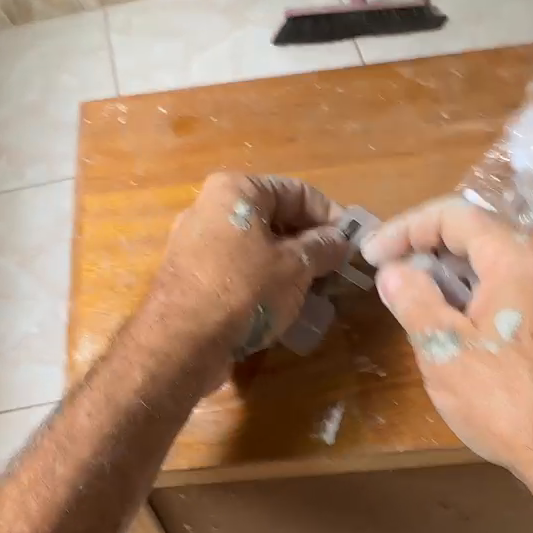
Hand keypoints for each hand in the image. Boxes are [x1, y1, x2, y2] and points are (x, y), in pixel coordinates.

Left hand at [147, 173, 349, 359]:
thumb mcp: (294, 267)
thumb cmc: (243, 290)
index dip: (330, 217)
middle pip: (274, 220)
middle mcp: (209, 209)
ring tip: (314, 293)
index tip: (351, 244)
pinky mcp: (191, 280)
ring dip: (288, 268)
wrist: (182, 343)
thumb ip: (322, 248)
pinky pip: (237, 273)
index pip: (297, 192)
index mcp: (235, 190)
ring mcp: (195, 246)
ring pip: (256, 250)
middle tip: (335, 272)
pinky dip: (262, 285)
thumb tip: (340, 241)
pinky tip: (281, 308)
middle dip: (308, 245)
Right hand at [363, 197, 532, 481]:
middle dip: (424, 250)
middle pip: (474, 233)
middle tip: (386, 276)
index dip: (403, 230)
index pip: (451, 216)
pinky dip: (471, 294)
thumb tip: (393, 272)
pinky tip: (449, 323)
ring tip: (409, 300)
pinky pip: (507, 287)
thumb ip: (413, 300)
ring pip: (491, 262)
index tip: (369, 256)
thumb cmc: (503, 399)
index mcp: (516, 255)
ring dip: (446, 275)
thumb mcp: (444, 350)